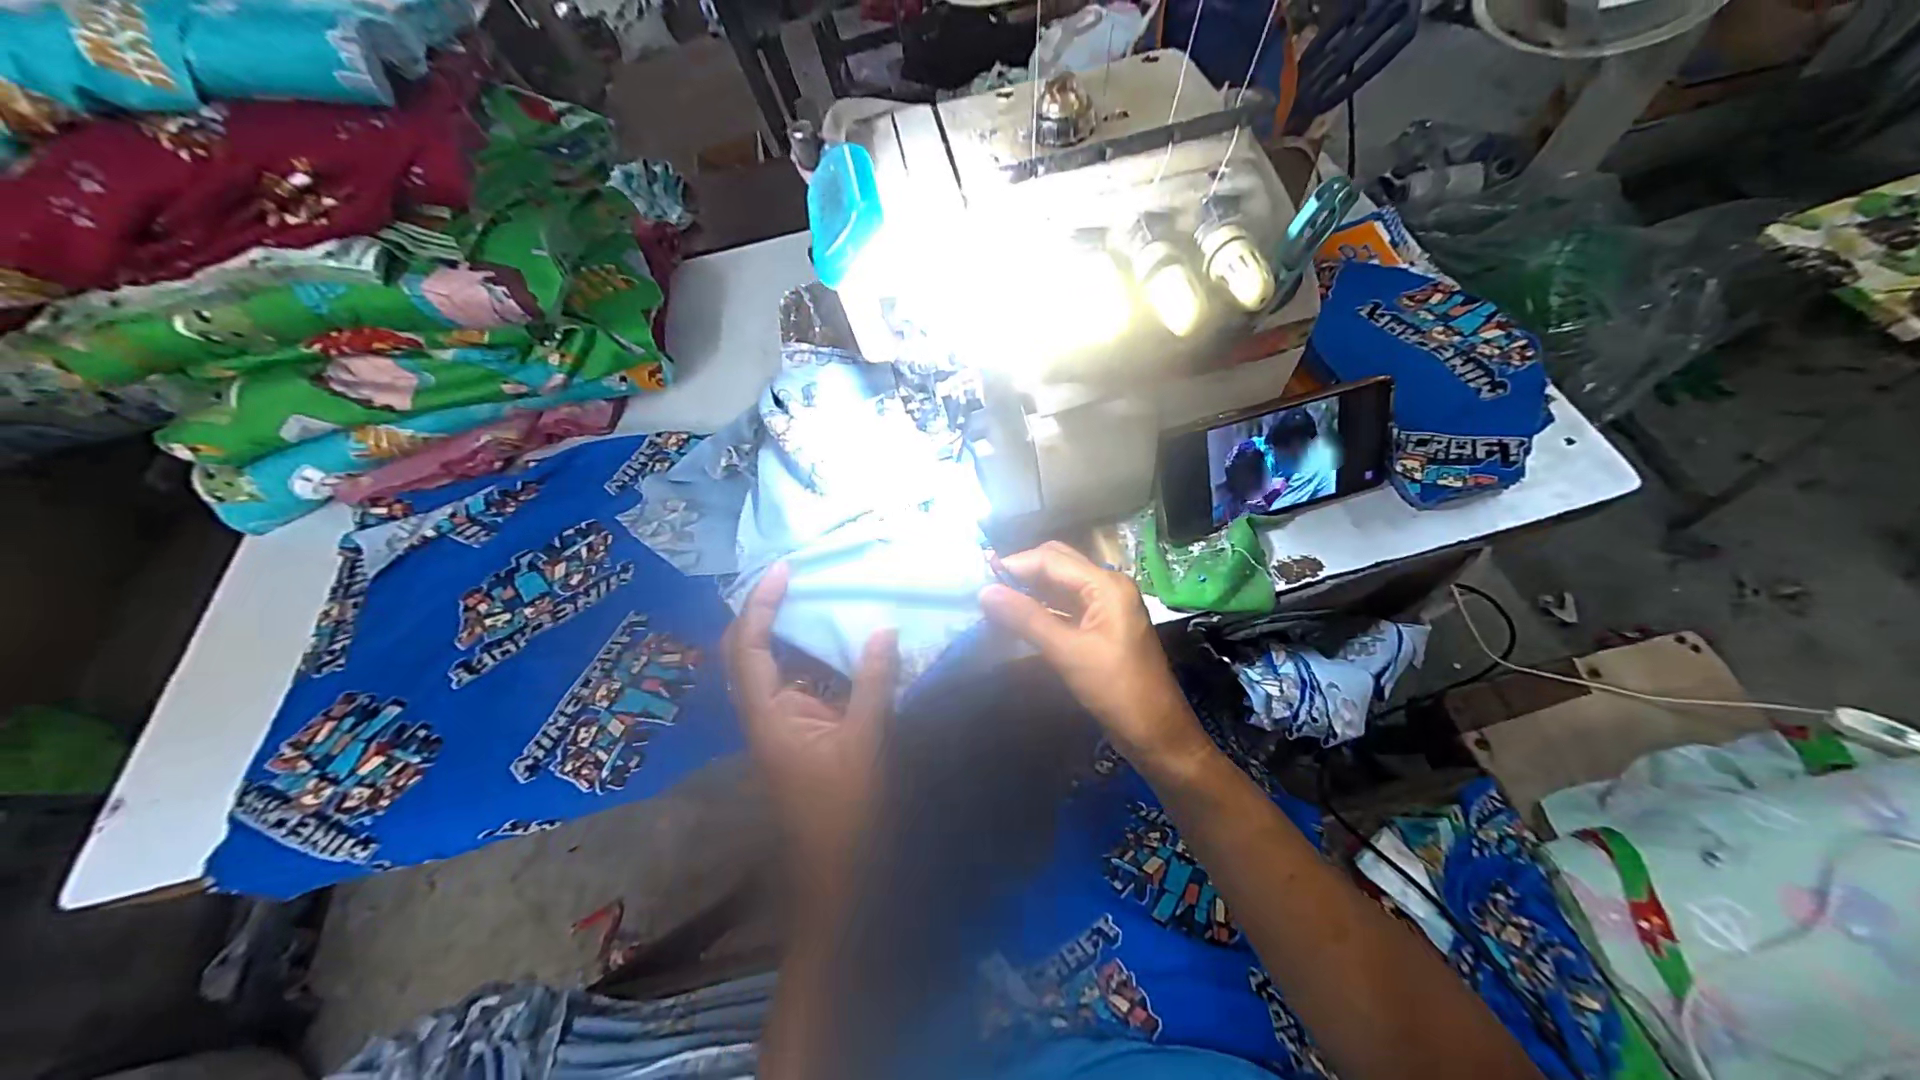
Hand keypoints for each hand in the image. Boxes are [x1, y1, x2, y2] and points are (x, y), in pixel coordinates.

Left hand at [724, 562, 897, 882]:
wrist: (837, 871)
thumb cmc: (844, 810)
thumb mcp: (864, 743)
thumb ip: (872, 684)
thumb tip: (884, 630)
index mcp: (767, 716)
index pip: (749, 647)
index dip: (761, 605)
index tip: (784, 571)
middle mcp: (765, 713)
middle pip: (746, 652)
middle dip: (762, 611)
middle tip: (792, 577)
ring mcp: (782, 723)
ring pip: (773, 666)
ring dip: (787, 631)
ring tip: (815, 596)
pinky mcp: (802, 732)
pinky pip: (801, 683)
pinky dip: (814, 657)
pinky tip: (839, 641)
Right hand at [978, 542, 1208, 769]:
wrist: (1156, 731)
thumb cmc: (1116, 689)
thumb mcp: (1067, 652)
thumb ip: (1026, 618)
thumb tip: (985, 592)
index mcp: (1106, 585)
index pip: (1051, 559)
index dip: (1014, 565)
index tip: (979, 577)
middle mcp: (1107, 587)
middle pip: (1056, 565)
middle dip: (1022, 573)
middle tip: (986, 589)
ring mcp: (1105, 607)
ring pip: (1059, 586)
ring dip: (1029, 592)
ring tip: (994, 604)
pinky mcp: (1100, 628)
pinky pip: (1065, 607)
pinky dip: (1041, 610)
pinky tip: (1017, 620)